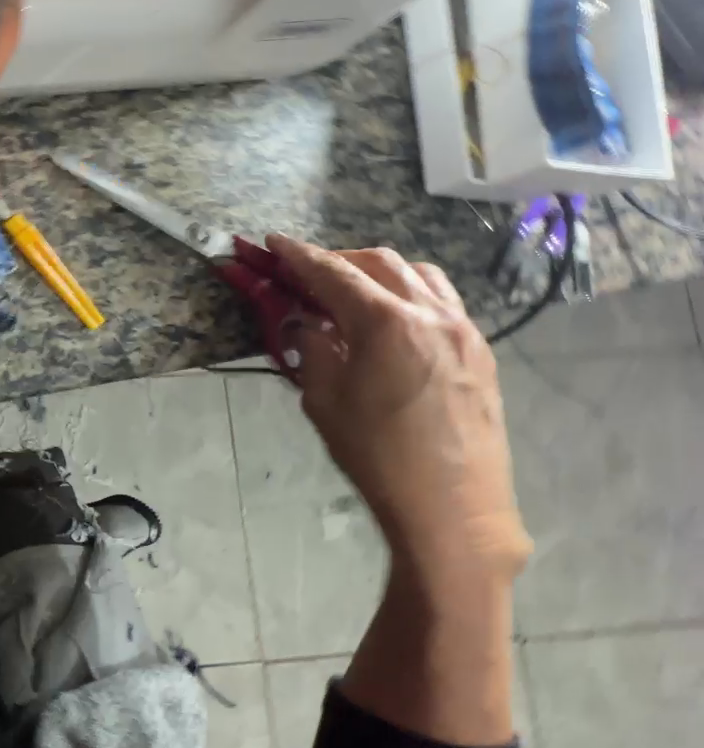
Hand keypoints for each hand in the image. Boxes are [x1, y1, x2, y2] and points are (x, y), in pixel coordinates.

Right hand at [266, 235, 531, 582]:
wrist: (451, 504)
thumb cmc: (374, 453)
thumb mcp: (322, 398)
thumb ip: (310, 347)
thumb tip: (303, 321)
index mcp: (384, 324)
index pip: (332, 273)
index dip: (295, 255)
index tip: (268, 243)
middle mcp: (430, 314)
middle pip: (377, 262)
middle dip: (334, 259)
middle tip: (299, 272)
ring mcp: (462, 329)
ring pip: (417, 273)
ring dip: (375, 271)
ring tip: (345, 291)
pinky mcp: (478, 350)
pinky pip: (441, 299)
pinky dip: (407, 291)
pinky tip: (386, 316)